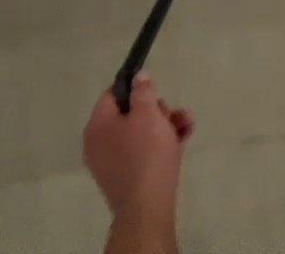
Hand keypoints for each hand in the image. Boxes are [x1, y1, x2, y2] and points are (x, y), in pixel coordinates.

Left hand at [84, 74, 193, 235]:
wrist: (147, 206)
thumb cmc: (146, 153)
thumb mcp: (148, 114)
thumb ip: (143, 91)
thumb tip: (138, 77)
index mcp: (98, 125)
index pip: (112, 93)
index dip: (135, 87)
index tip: (156, 89)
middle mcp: (99, 142)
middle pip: (130, 112)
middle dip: (157, 109)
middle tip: (171, 115)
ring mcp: (112, 160)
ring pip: (141, 131)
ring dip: (166, 124)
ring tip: (186, 126)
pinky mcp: (126, 174)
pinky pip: (143, 149)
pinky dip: (161, 143)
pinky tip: (182, 141)